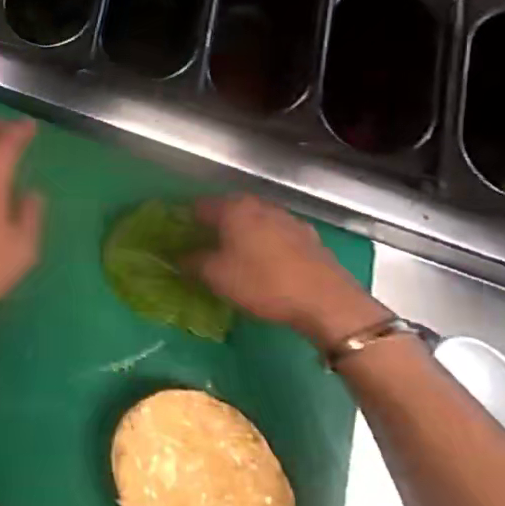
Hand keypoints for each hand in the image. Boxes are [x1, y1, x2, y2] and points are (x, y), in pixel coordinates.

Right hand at [186, 194, 390, 346]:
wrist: (325, 300)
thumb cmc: (262, 283)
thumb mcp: (217, 277)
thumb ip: (193, 262)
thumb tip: (179, 256)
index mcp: (234, 209)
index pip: (200, 205)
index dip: (186, 219)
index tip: (179, 235)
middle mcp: (260, 205)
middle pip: (229, 209)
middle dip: (215, 225)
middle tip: (204, 246)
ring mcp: (287, 218)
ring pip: (255, 220)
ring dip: (242, 233)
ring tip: (235, 255)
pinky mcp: (307, 235)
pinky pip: (276, 234)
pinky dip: (265, 243)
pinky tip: (266, 263)